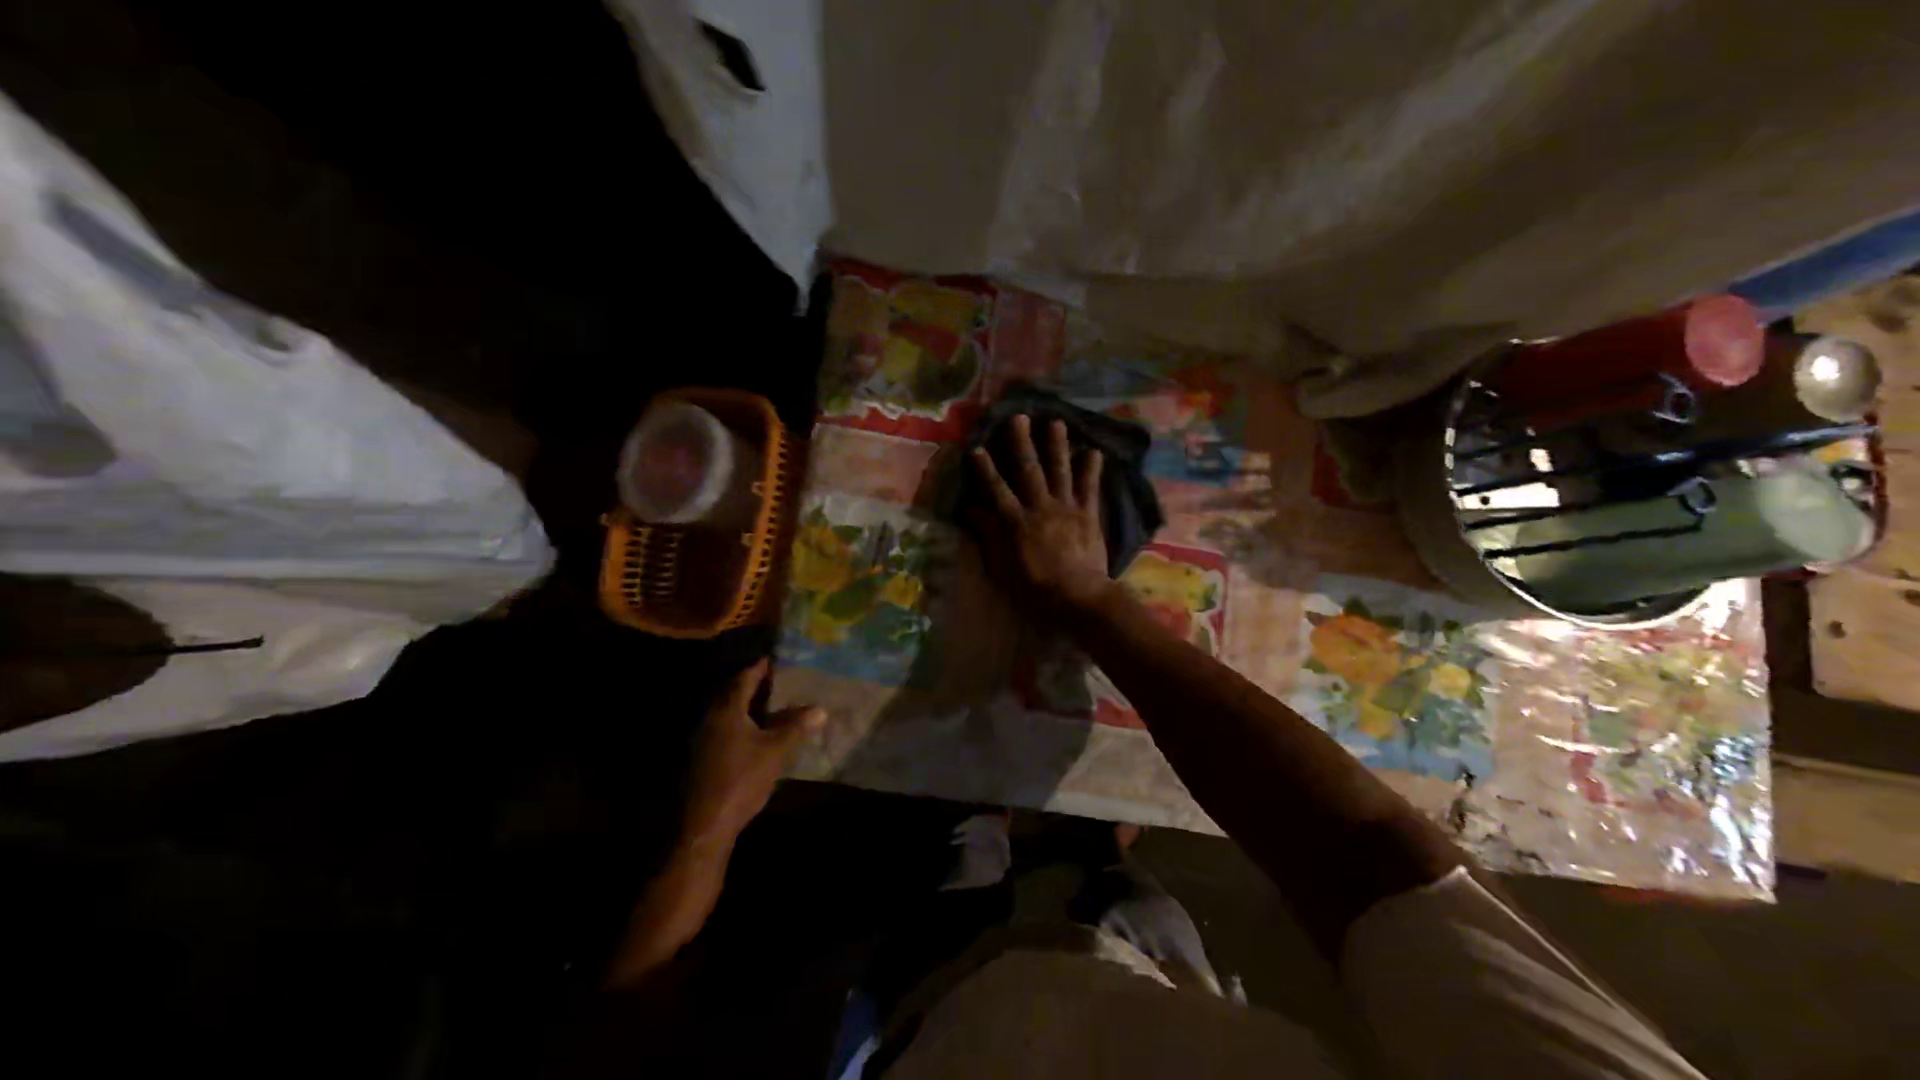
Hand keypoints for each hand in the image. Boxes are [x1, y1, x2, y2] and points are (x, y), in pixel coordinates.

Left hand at [682, 659, 824, 845]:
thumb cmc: (742, 778)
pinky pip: (725, 730)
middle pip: (732, 695)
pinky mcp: (704, 758)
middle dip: (752, 686)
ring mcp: (705, 740)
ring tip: (770, 704)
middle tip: (774, 680)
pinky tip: (757, 734)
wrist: (708, 822)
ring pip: (728, 714)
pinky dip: (742, 724)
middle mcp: (712, 720)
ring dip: (747, 707)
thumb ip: (796, 728)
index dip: (758, 669)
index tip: (772, 660)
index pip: (743, 680)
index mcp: (727, 712)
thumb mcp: (776, 751)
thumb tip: (820, 709)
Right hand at [970, 414, 1113, 617]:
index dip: (985, 469)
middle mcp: (1040, 507)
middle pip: (1029, 470)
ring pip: (1060, 471)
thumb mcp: (1002, 566)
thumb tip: (970, 510)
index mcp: (1016, 521)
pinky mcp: (1088, 515)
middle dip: (1021, 442)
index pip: (996, 490)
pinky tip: (1094, 451)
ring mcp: (1067, 508)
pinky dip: (1092, 469)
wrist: (1078, 596)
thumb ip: (988, 535)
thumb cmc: (1035, 587)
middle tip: (1018, 417)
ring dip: (1057, 445)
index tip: (976, 447)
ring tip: (1055, 422)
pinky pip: (1090, 488)